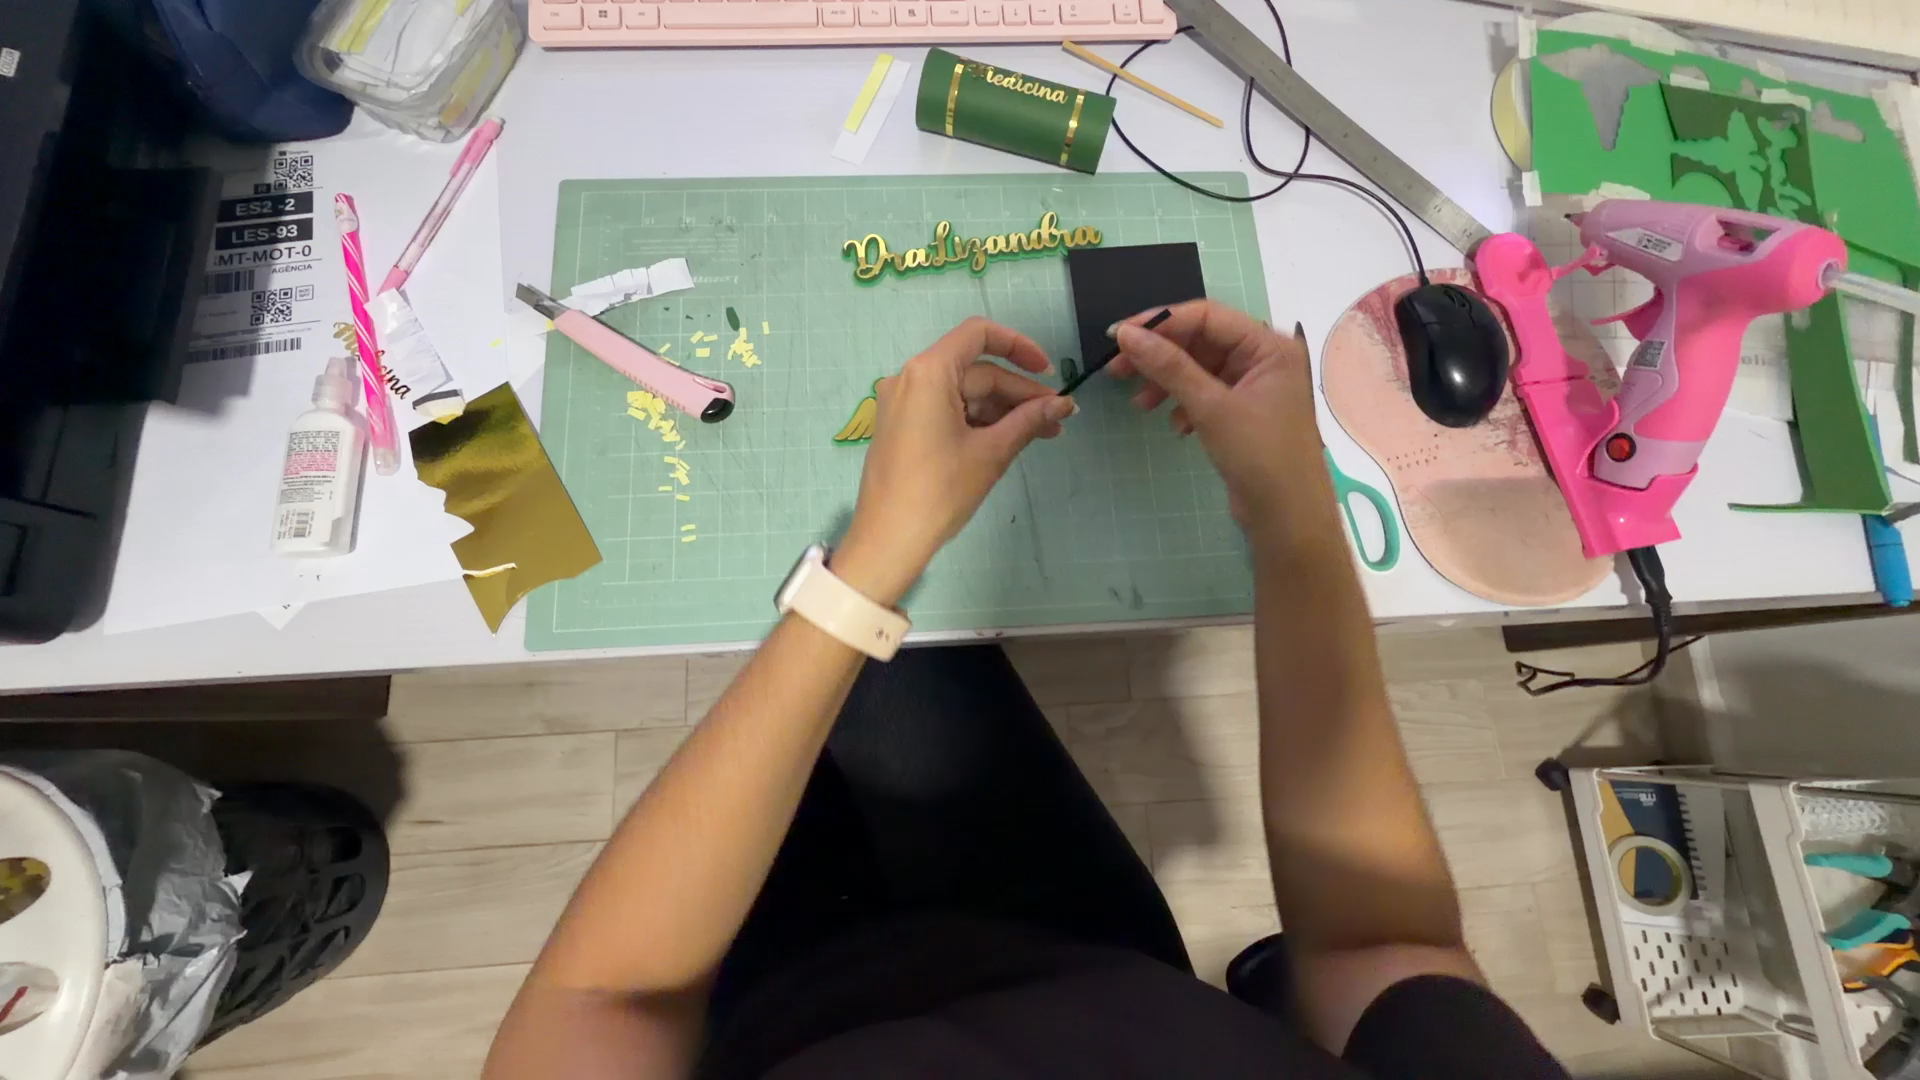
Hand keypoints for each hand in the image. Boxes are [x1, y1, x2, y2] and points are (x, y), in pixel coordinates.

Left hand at [837, 317, 1076, 604]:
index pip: (979, 335)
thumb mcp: (991, 453)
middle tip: (1058, 418)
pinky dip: (978, 422)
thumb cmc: (939, 491)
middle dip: (1018, 393)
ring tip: (1042, 434)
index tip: (1049, 372)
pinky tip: (1009, 440)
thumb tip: (1064, 405)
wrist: (888, 540)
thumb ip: (1029, 421)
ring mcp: (902, 404)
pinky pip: (946, 411)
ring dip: (1002, 410)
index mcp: (929, 373)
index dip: (1020, 347)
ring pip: (963, 394)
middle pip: (975, 371)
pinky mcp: (902, 428)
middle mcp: (910, 379)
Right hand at [1105, 301, 1332, 537]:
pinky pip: (1203, 393)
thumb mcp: (1210, 407)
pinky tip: (1174, 425)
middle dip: (1158, 355)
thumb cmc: (1258, 455)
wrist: (1286, 515)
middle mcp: (1262, 357)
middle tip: (1117, 371)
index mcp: (1267, 345)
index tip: (1118, 336)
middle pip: (1199, 341)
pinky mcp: (1241, 411)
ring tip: (1140, 405)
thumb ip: (1169, 367)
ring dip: (1166, 382)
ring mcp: (1252, 385)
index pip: (1206, 316)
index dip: (1160, 322)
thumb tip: (1126, 334)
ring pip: (1197, 369)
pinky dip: (1182, 403)